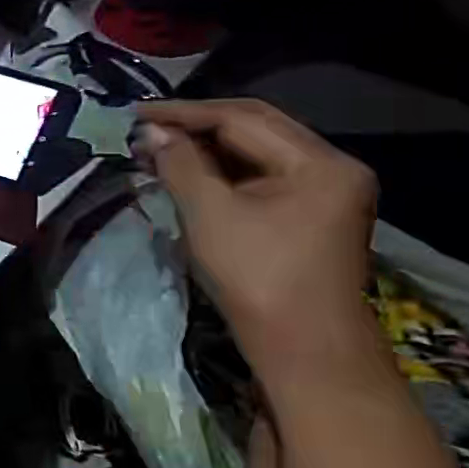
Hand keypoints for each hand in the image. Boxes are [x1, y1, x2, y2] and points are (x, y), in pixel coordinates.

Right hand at [133, 99, 380, 387]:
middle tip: (146, 126)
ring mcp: (325, 189)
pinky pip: (262, 173)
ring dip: (206, 147)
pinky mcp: (312, 211)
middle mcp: (331, 166)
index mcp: (319, 162)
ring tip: (159, 146)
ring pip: (256, 150)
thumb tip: (150, 131)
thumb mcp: (210, 214)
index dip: (183, 113)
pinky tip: (188, 170)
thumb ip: (179, 163)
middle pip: (253, 127)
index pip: (241, 118)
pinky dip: (223, 169)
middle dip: (195, 125)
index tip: (136, 112)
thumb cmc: (259, 280)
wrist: (306, 355)